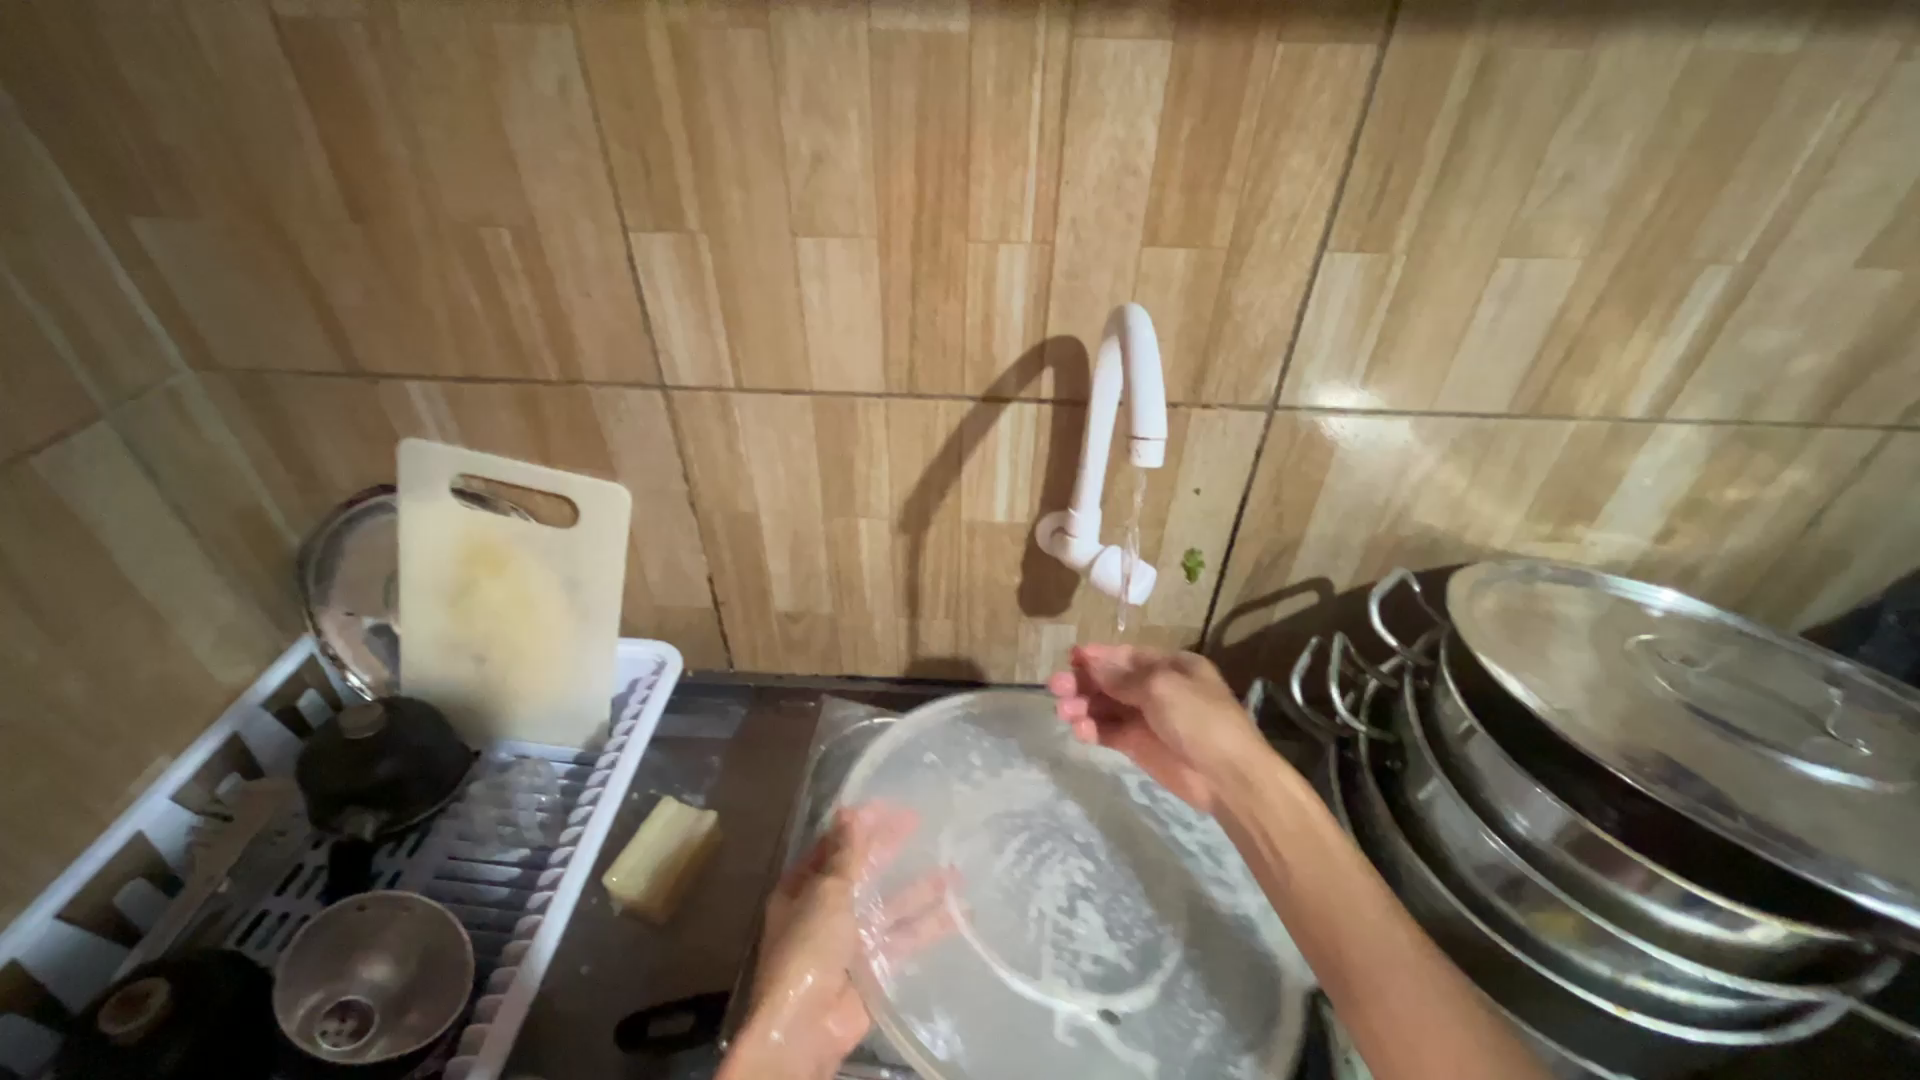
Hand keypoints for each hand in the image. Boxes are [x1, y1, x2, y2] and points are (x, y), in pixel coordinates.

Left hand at [726, 804, 951, 1079]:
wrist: (806, 1027)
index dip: (858, 825)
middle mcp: (826, 909)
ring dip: (919, 888)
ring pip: (890, 906)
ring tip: (955, 870)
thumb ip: (846, 855)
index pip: (833, 847)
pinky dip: (930, 925)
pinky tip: (958, 911)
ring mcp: (852, 939)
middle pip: (863, 871)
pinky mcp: (876, 965)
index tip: (888, 804)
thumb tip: (850, 811)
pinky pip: (905, 938)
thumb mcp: (827, 894)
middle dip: (889, 848)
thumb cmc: (809, 949)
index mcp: (802, 888)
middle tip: (920, 821)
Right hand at [1047, 645, 1259, 813]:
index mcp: (1172, 666)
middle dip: (1084, 682)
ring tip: (1064, 712)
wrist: (1227, 776)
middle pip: (1112, 681)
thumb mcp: (1161, 687)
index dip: (1099, 656)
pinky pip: (1110, 732)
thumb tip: (1090, 661)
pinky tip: (1080, 730)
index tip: (1070, 658)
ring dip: (1083, 706)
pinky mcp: (1140, 746)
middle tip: (1056, 686)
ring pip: (1106, 707)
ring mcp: (1148, 719)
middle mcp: (1158, 689)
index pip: (1128, 656)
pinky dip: (1093, 729)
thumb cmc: (1199, 719)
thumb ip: (1122, 676)